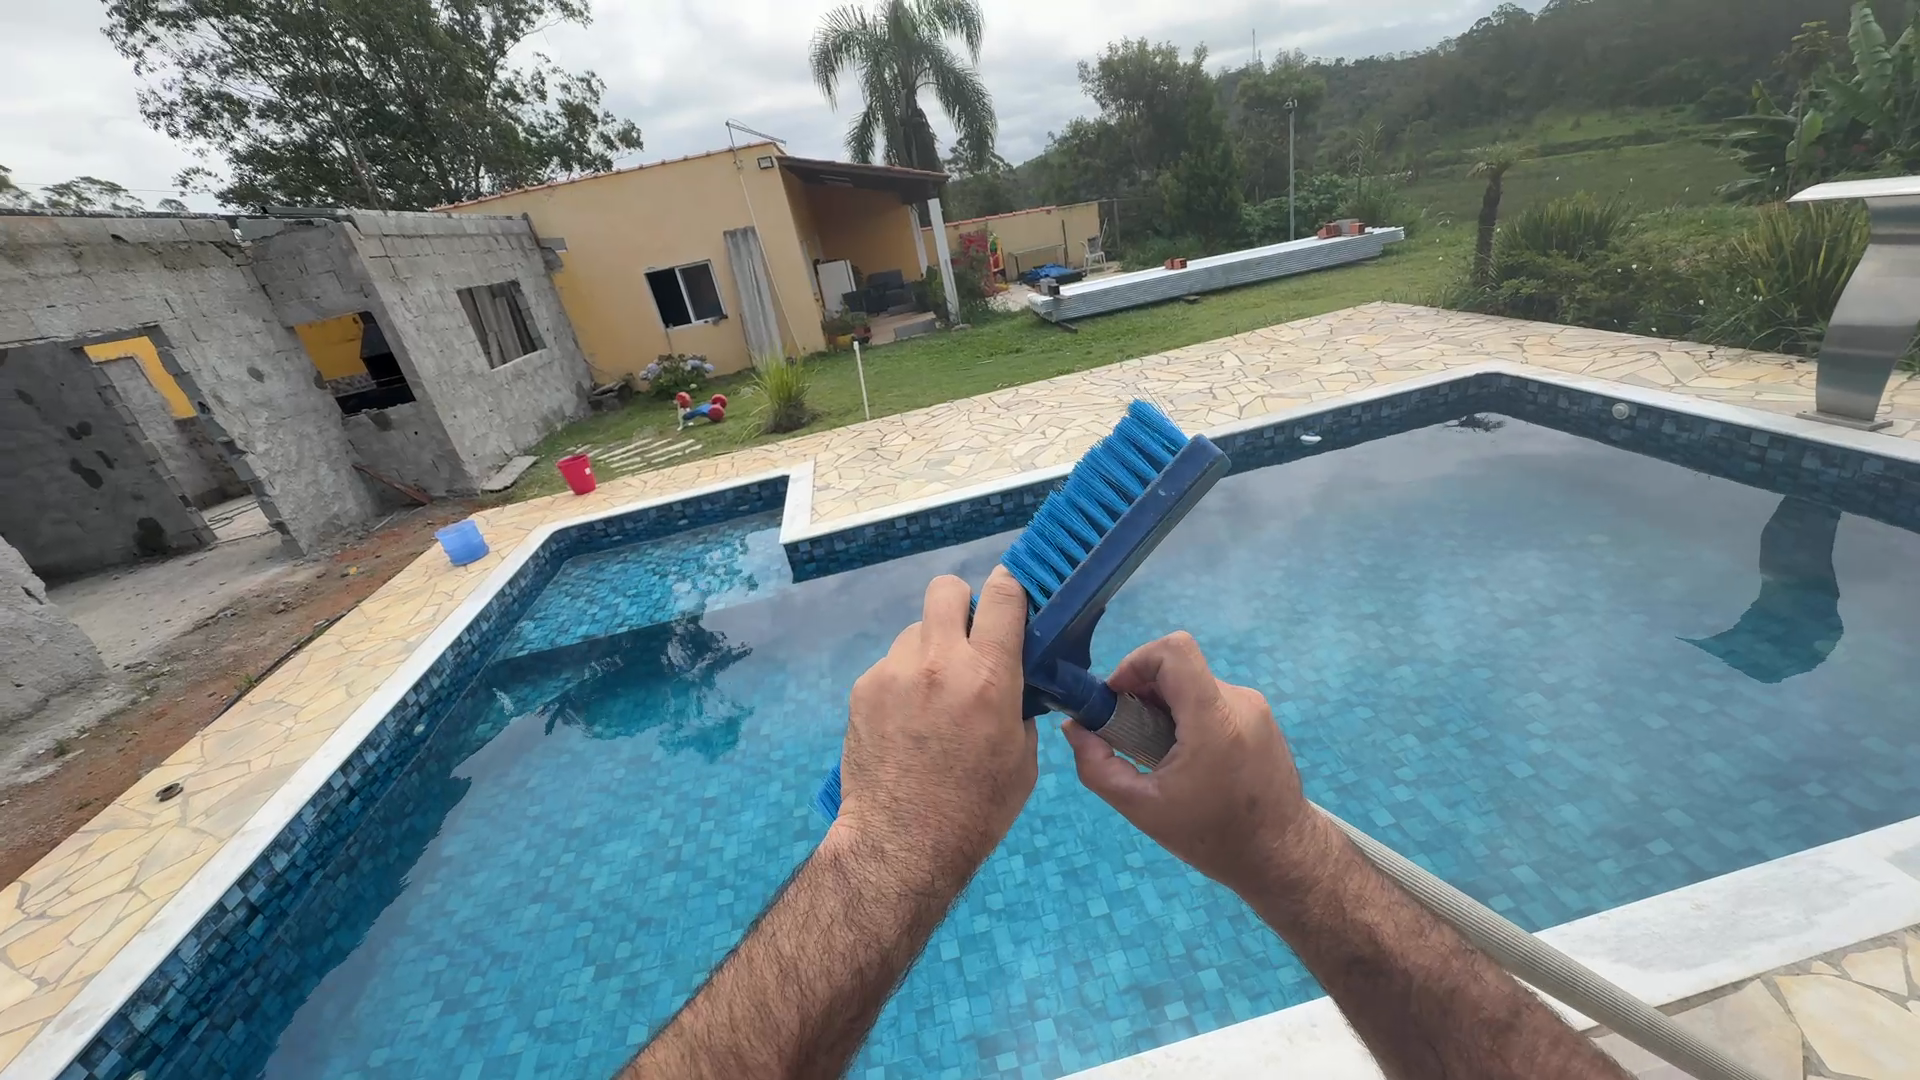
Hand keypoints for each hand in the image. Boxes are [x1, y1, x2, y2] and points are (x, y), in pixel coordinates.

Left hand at [833, 567, 1035, 880]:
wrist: (901, 844)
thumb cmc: (977, 808)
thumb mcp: (1023, 757)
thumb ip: (1018, 702)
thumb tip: (1010, 677)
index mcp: (988, 675)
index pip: (1003, 594)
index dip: (1012, 586)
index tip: (1014, 599)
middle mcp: (938, 660)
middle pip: (946, 588)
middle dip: (961, 605)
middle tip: (967, 642)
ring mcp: (894, 670)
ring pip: (917, 631)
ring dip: (930, 651)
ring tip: (931, 699)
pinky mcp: (863, 688)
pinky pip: (892, 665)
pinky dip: (904, 681)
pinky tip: (904, 722)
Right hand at [1063, 632, 1333, 897]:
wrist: (1285, 860)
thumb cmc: (1213, 837)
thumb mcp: (1142, 809)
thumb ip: (1098, 766)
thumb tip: (1075, 728)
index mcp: (1213, 719)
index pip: (1174, 651)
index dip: (1136, 662)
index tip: (1118, 697)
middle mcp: (1238, 701)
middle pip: (1177, 669)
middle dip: (1142, 692)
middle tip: (1128, 734)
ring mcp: (1255, 708)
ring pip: (1192, 685)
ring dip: (1164, 707)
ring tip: (1158, 754)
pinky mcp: (1261, 719)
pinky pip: (1211, 699)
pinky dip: (1187, 716)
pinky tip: (1186, 759)